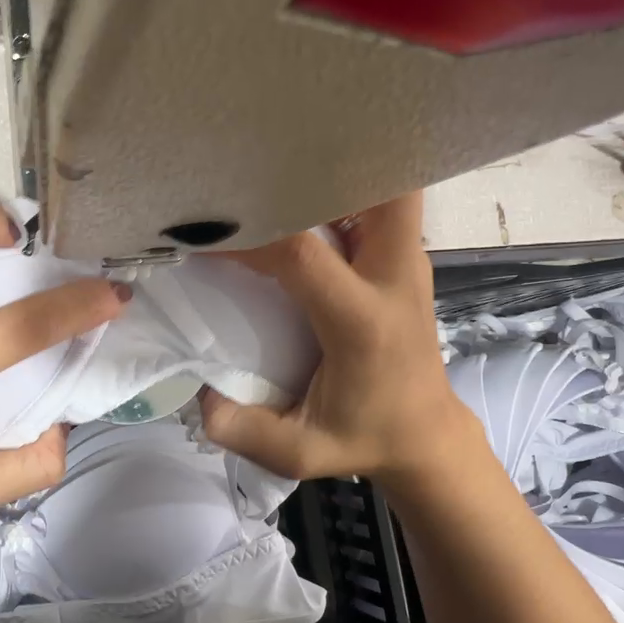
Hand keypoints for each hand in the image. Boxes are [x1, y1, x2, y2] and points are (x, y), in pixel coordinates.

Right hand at [198, 191, 473, 483]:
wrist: (424, 435)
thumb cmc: (362, 438)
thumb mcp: (298, 453)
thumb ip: (242, 430)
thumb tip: (199, 394)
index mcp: (363, 322)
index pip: (302, 254)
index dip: (249, 236)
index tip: (204, 235)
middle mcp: (394, 277)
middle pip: (382, 187)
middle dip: (327, 169)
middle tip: (266, 174)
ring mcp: (407, 263)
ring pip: (390, 185)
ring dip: (341, 172)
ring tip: (282, 175)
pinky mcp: (404, 260)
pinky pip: (381, 203)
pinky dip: (347, 189)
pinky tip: (302, 198)